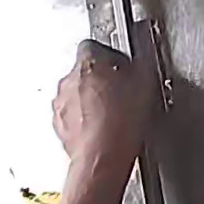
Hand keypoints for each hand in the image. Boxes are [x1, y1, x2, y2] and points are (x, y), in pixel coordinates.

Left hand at [52, 40, 153, 203]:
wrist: (102, 158)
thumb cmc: (121, 123)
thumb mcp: (144, 86)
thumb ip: (139, 66)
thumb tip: (140, 61)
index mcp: (88, 62)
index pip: (93, 46)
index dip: (110, 56)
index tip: (121, 68)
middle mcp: (68, 80)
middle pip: (84, 71)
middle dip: (100, 80)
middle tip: (120, 93)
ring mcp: (61, 104)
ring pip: (76, 94)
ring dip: (91, 101)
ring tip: (113, 115)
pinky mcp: (59, 126)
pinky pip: (72, 116)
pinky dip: (84, 120)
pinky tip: (103, 130)